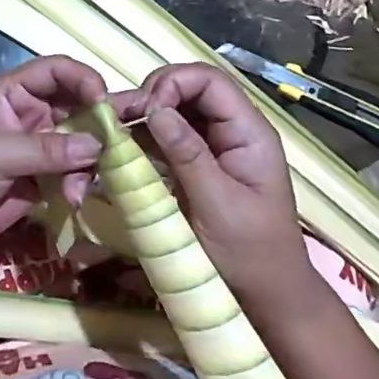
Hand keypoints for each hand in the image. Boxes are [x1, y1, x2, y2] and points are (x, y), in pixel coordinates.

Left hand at [0, 56, 108, 259]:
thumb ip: (47, 149)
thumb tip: (98, 145)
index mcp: (13, 92)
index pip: (57, 71)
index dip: (83, 79)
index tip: (102, 101)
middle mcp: (32, 112)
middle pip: (78, 105)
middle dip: (99, 123)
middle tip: (120, 143)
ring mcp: (40, 145)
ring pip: (83, 141)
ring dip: (91, 160)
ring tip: (82, 184)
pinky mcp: (45, 176)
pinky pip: (76, 171)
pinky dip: (81, 182)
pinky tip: (74, 199)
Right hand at [114, 64, 309, 297]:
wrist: (266, 297)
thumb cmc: (250, 253)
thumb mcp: (217, 205)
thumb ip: (188, 155)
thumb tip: (155, 110)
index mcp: (248, 132)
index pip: (209, 81)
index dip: (172, 84)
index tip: (144, 111)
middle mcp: (231, 130)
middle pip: (188, 89)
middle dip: (151, 97)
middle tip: (118, 120)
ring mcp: (213, 147)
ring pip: (173, 111)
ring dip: (142, 118)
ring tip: (112, 133)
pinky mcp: (195, 165)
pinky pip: (167, 138)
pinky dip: (143, 139)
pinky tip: (121, 150)